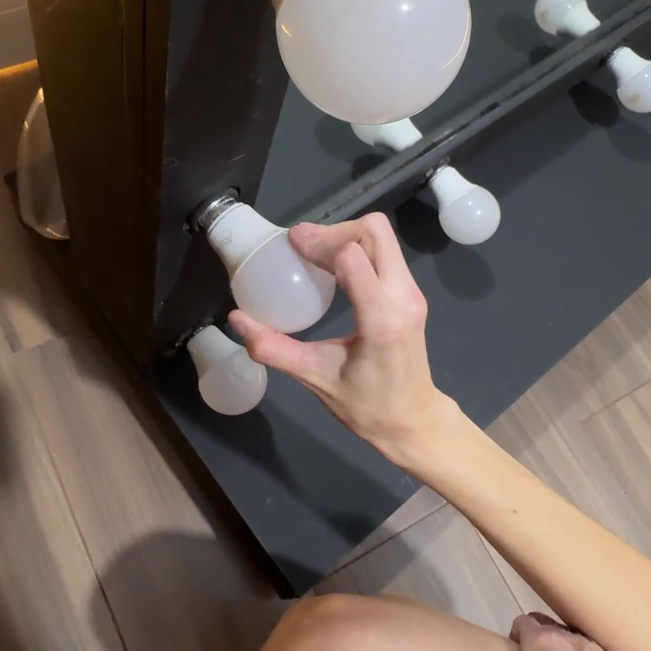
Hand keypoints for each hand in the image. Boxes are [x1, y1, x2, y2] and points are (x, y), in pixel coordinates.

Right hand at [229, 214, 460, 459]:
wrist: (412, 420)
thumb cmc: (366, 405)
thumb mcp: (314, 377)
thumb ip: (274, 349)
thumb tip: (237, 319)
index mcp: (381, 320)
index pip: (354, 258)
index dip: (321, 242)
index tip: (292, 244)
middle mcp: (403, 298)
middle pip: (375, 232)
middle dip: (335, 230)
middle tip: (303, 246)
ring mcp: (413, 293)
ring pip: (384, 237)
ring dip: (347, 236)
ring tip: (314, 253)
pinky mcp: (412, 293)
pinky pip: (387, 252)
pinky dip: (359, 248)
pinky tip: (333, 266)